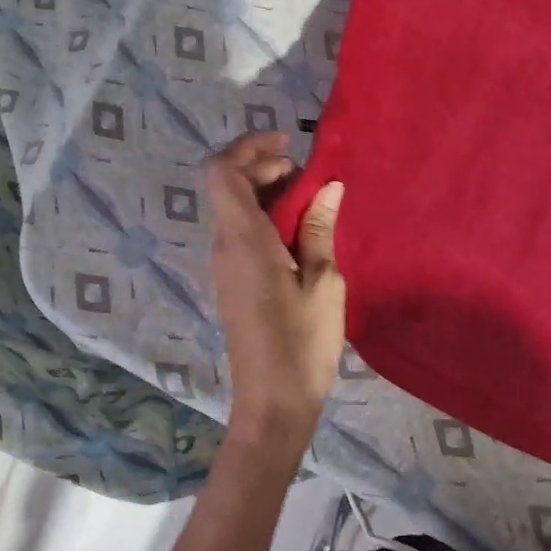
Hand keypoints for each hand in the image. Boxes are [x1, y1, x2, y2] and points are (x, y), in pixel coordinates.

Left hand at [203, 133, 346, 446]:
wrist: (273, 404)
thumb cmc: (303, 343)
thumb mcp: (324, 281)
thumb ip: (319, 228)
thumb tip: (327, 186)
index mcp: (243, 241)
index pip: (223, 172)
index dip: (250, 147)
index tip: (289, 145)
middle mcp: (225, 247)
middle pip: (229, 185)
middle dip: (266, 166)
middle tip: (311, 176)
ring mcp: (226, 266)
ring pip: (237, 208)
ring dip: (270, 193)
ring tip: (314, 201)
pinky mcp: (235, 282)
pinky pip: (243, 233)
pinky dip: (268, 218)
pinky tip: (302, 231)